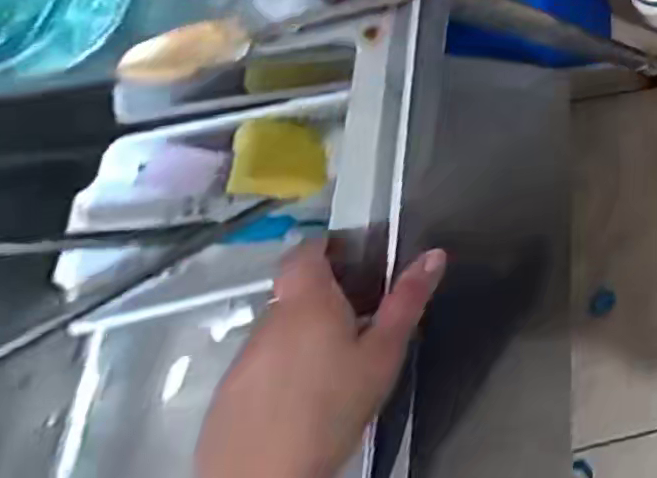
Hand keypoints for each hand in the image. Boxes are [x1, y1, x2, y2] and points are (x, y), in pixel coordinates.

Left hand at [196, 237, 445, 477]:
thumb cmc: (332, 408)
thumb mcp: (384, 353)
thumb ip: (407, 301)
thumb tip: (434, 254)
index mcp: (306, 305)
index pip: (302, 255)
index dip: (323, 247)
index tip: (350, 254)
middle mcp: (266, 326)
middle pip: (293, 295)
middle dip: (323, 298)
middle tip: (360, 314)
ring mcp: (239, 366)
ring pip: (275, 333)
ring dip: (302, 335)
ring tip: (335, 361)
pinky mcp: (222, 403)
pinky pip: (257, 368)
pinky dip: (280, 370)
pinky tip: (303, 398)